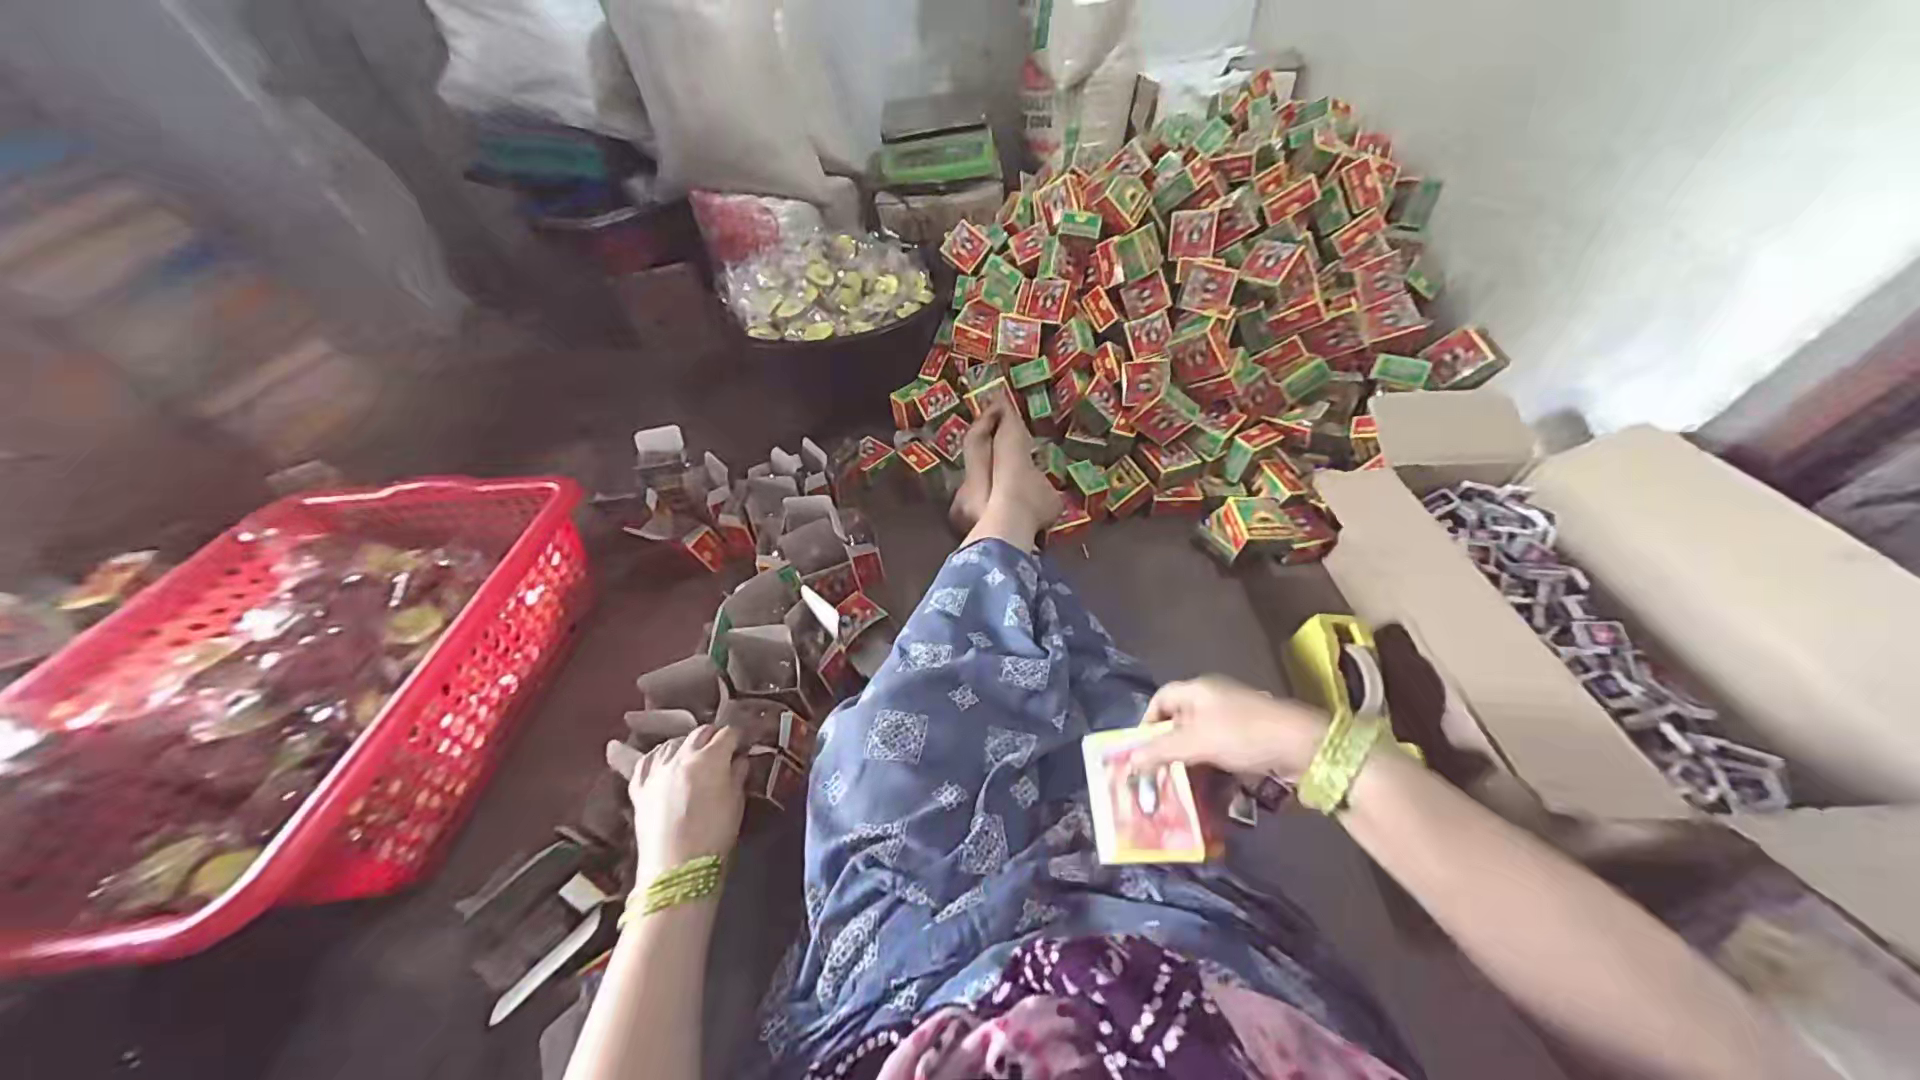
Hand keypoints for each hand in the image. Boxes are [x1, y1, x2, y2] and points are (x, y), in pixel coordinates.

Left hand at [627, 725, 748, 882]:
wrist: (676, 870)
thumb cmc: (715, 835)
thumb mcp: (736, 802)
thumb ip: (738, 775)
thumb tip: (740, 760)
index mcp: (710, 758)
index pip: (728, 734)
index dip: (738, 738)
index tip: (743, 746)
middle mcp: (681, 757)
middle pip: (700, 733)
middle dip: (714, 736)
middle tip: (723, 749)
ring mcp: (657, 771)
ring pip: (672, 743)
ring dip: (687, 744)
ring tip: (695, 754)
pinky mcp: (639, 788)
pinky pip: (645, 761)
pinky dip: (656, 756)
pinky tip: (661, 758)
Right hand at [1128, 676, 1330, 781]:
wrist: (1303, 746)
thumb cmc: (1241, 735)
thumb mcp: (1195, 743)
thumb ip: (1160, 751)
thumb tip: (1130, 760)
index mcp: (1197, 689)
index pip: (1160, 699)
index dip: (1147, 722)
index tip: (1141, 749)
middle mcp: (1213, 698)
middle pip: (1179, 720)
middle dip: (1168, 748)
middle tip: (1159, 773)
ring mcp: (1234, 717)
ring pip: (1201, 738)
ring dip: (1190, 761)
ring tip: (1183, 785)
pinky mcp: (1251, 736)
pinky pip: (1221, 750)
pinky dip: (1212, 767)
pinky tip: (1211, 787)